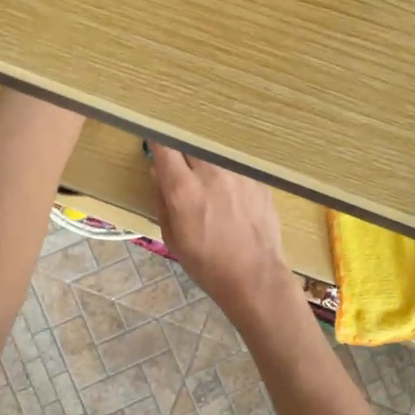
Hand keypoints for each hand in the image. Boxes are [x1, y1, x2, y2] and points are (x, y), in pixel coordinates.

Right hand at [150, 145, 294, 317]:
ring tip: (206, 163)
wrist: (254, 276)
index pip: (165, 145)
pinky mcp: (259, 178)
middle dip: (182, 141)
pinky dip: (228, 164)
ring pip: (216, 146)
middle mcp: (211, 173)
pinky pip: (237, 160)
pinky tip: (230, 179)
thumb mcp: (172, 237)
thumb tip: (157, 171)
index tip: (155, 138)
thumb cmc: (207, 263)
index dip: (157, 138)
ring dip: (206, 150)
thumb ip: (161, 200)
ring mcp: (239, 173)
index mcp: (183, 189)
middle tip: (180, 150)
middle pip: (191, 138)